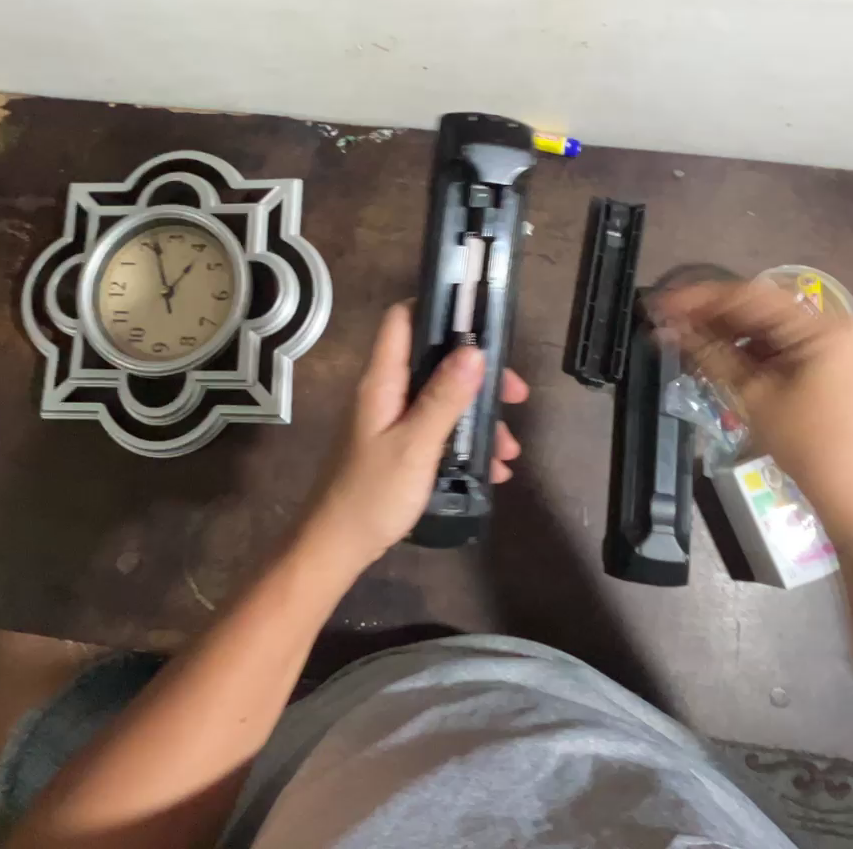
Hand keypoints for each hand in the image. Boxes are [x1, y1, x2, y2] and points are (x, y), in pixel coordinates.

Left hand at [298, 302, 528, 570]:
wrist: (337, 546)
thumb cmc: (372, 494)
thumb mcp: (416, 445)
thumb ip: (443, 397)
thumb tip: (473, 349)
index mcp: (382, 381)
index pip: (401, 319)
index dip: (436, 306)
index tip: (481, 316)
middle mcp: (385, 392)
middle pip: (434, 360)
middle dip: (478, 374)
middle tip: (514, 394)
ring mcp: (391, 419)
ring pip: (441, 399)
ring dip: (478, 417)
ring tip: (508, 450)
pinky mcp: (398, 445)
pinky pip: (437, 430)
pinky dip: (465, 443)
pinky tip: (491, 470)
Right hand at [648, 281, 852, 548]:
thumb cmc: (812, 447)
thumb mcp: (754, 397)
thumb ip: (710, 354)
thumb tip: (669, 327)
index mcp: (826, 327)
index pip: (750, 297)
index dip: (699, 299)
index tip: (660, 304)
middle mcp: (840, 326)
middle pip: (763, 310)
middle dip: (712, 317)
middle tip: (667, 322)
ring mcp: (843, 346)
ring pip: (772, 328)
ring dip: (729, 334)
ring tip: (684, 339)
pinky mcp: (840, 366)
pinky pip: (787, 347)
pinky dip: (753, 351)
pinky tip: (718, 356)